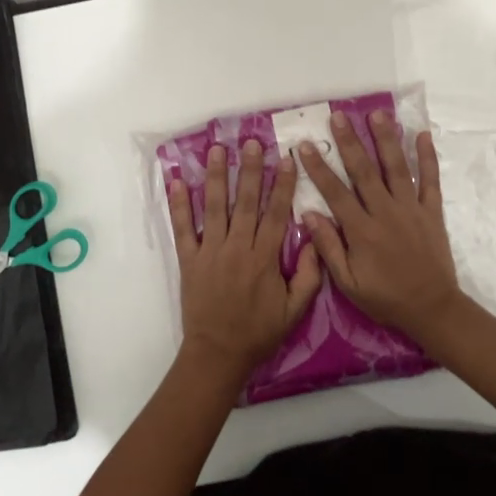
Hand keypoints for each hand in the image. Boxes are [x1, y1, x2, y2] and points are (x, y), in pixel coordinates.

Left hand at [169, 140, 321, 382]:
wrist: (218, 353)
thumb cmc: (259, 332)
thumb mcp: (295, 310)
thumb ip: (310, 275)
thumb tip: (316, 241)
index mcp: (265, 258)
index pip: (277, 213)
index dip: (283, 184)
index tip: (287, 158)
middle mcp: (238, 247)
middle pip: (246, 202)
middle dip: (250, 169)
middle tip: (251, 142)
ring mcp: (210, 252)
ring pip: (214, 207)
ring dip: (216, 176)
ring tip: (217, 150)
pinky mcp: (189, 260)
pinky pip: (183, 228)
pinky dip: (180, 205)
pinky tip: (178, 182)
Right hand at [297, 110, 462, 337]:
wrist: (432, 308)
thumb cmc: (385, 298)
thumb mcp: (348, 283)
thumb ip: (328, 247)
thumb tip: (309, 214)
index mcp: (361, 230)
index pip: (335, 191)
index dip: (318, 167)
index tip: (304, 145)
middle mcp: (385, 212)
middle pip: (364, 170)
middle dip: (349, 142)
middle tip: (338, 116)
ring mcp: (411, 209)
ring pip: (396, 168)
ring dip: (386, 139)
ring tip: (377, 114)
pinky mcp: (431, 212)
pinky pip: (430, 180)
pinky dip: (427, 157)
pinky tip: (422, 135)